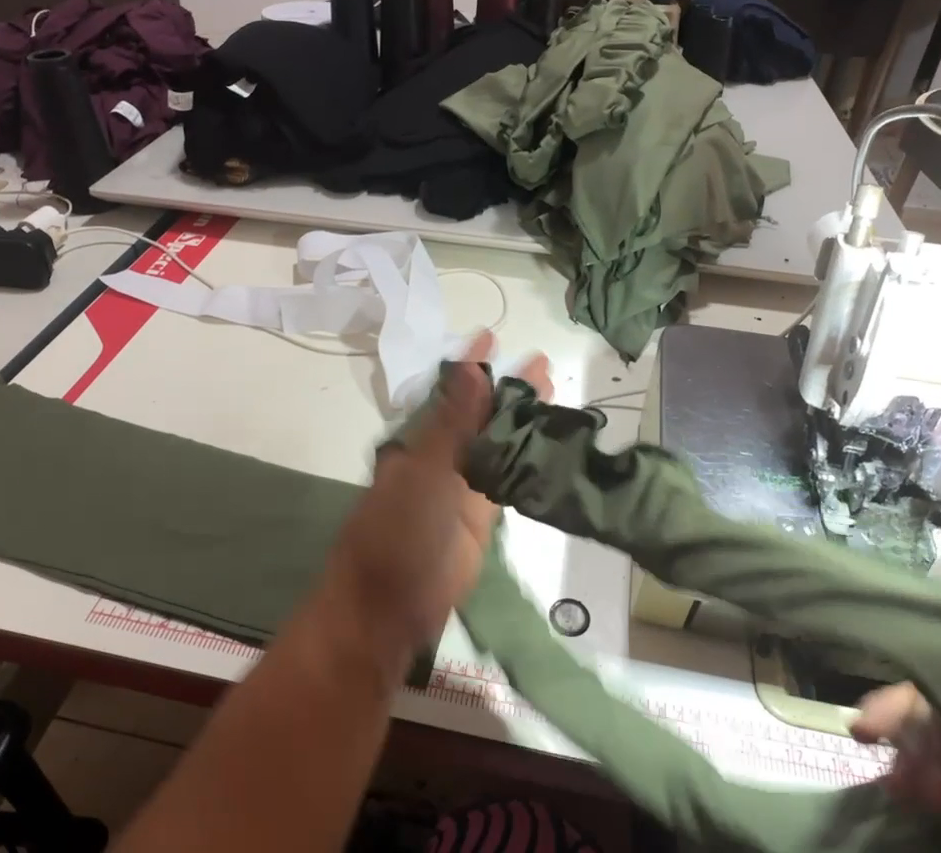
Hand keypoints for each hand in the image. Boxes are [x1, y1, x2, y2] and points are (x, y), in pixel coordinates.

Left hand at [319, 333, 550, 673]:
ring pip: (497, 444)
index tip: (493, 335)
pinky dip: (526, 459)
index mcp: (417, 442)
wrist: (389, 606)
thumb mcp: (424, 471)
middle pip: (479, 415)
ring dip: (521, 420)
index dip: (471, 364)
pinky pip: (506, 478)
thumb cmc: (396, 533)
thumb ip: (452, 422)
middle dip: (507, 389)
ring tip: (552, 391)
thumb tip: (470, 366)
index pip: (449, 392)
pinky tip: (548, 444)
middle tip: (542, 362)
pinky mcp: (480, 518)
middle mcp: (439, 459)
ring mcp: (461, 488)